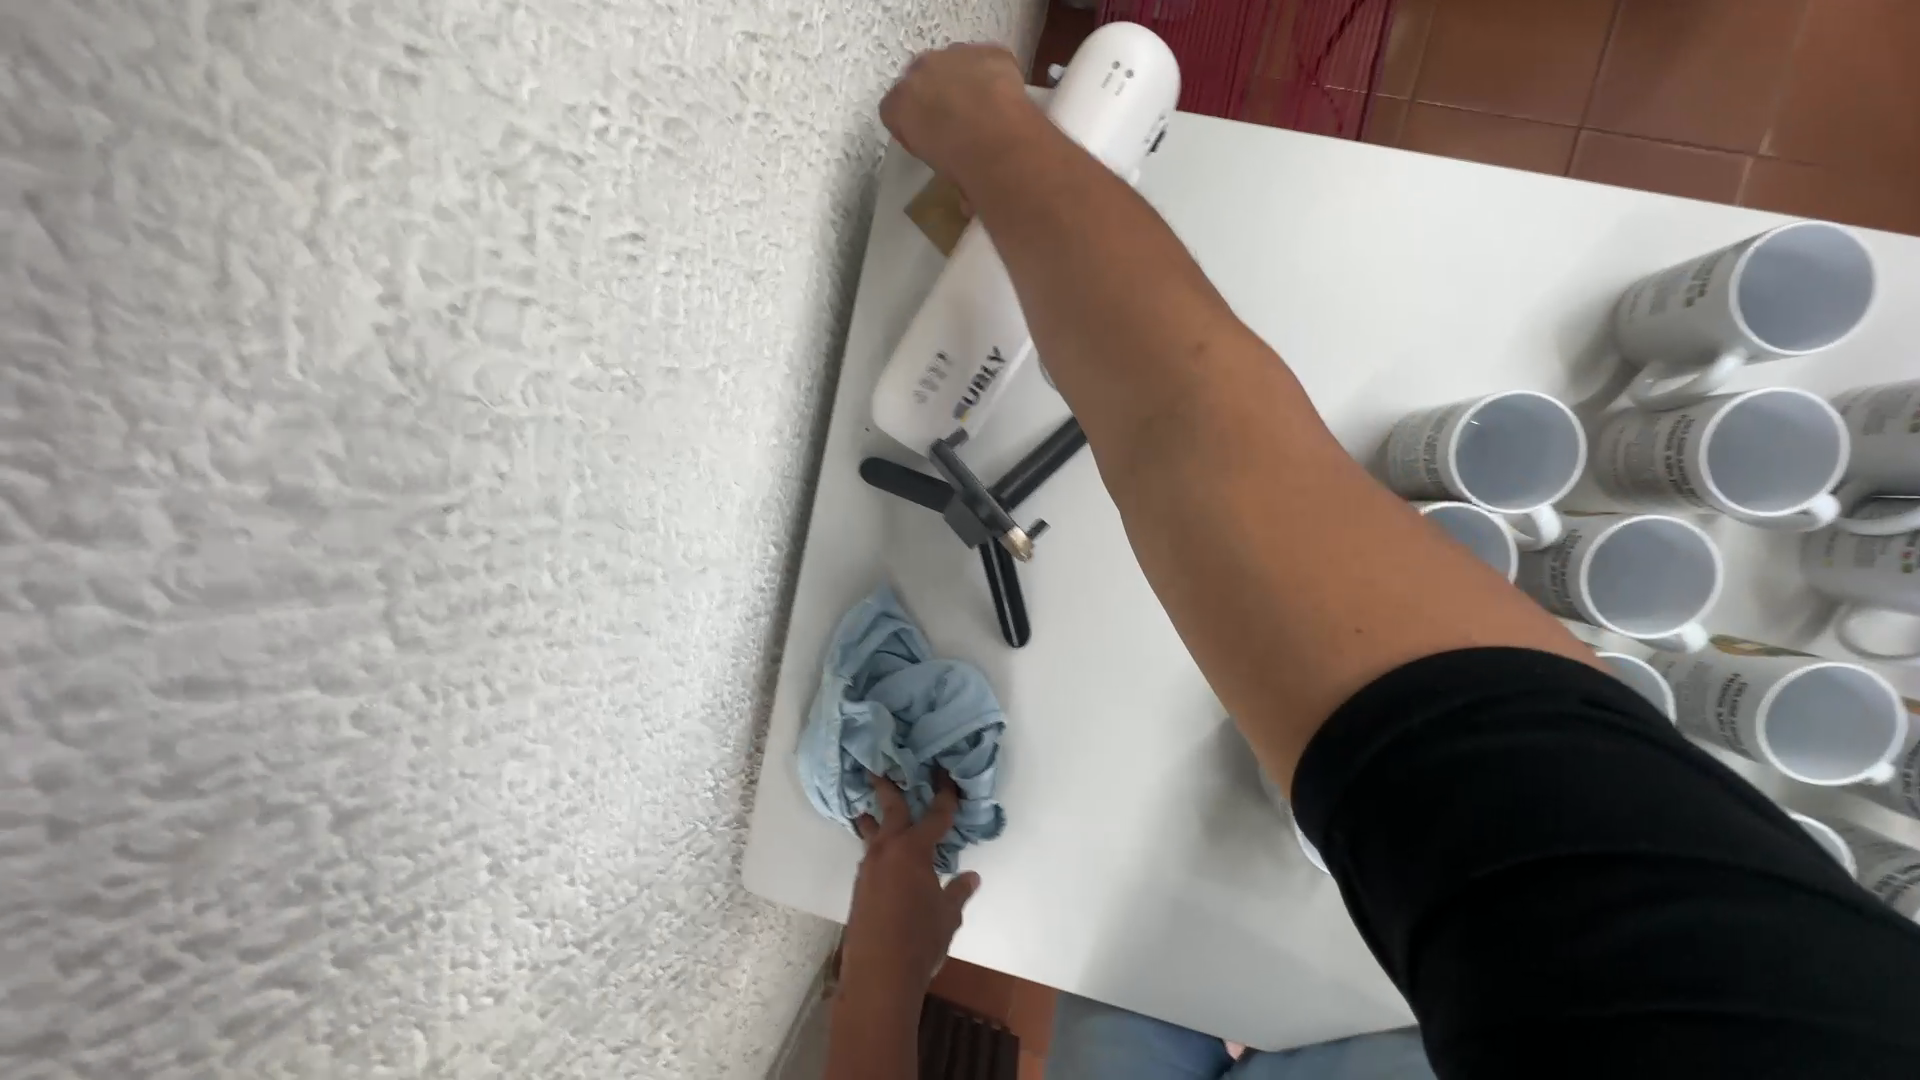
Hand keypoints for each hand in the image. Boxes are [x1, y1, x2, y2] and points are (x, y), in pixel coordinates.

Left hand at [839, 773, 980, 998]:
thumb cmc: (920, 941)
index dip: (945, 796)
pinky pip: (869, 854)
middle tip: (880, 767)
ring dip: (876, 818)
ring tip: (872, 806)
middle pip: (891, 810)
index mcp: (913, 850)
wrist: (878, 976)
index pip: (935, 816)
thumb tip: (971, 877)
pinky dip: (874, 844)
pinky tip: (880, 852)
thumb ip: (958, 891)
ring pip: (873, 832)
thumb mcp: (948, 915)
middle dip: (889, 788)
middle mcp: (887, 851)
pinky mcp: (859, 887)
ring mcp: (868, 868)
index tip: (946, 776)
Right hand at [880, 44, 1044, 192]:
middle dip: (936, 100)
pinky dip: (997, 78)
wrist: (993, 138)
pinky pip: (990, 63)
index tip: (930, 145)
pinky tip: (1007, 101)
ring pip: (956, 67)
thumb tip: (967, 199)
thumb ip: (943, 165)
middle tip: (958, 129)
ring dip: (965, 84)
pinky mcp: (990, 52)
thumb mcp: (939, 172)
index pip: (895, 110)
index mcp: (898, 105)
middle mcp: (920, 70)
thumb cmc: (958, 164)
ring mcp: (956, 56)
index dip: (914, 128)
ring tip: (986, 115)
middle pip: (923, 81)